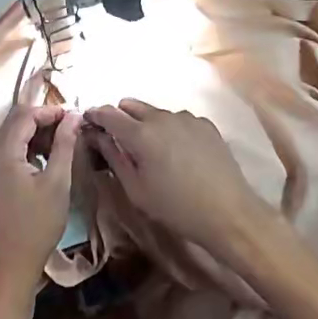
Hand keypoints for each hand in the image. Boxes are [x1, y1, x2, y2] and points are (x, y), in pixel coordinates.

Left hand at [0, 104, 80, 292]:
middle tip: (71, 127)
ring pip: (14, 135)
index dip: (50, 111)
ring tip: (63, 142)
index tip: (74, 117)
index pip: (25, 115)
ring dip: (37, 133)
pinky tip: (48, 158)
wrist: (13, 266)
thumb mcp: (57, 182)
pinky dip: (30, 147)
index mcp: (4, 152)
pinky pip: (11, 150)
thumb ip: (64, 144)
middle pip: (16, 121)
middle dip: (44, 119)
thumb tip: (73, 116)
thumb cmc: (38, 224)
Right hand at [84, 99, 276, 258]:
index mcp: (141, 133)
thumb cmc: (176, 207)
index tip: (89, 121)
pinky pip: (179, 120)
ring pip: (156, 113)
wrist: (228, 212)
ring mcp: (186, 117)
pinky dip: (171, 130)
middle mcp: (162, 117)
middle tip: (119, 139)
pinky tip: (179, 154)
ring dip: (147, 124)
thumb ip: (114, 158)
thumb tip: (98, 137)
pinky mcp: (205, 124)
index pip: (109, 114)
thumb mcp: (136, 190)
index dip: (95, 115)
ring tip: (153, 151)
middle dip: (120, 116)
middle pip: (132, 105)